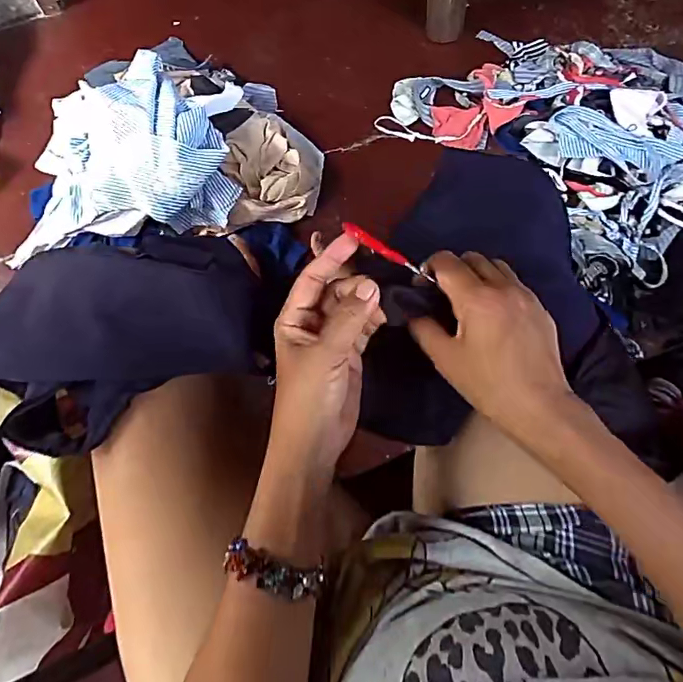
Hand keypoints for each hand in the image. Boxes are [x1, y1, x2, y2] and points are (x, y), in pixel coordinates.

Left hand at [269, 232, 384, 480]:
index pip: (312, 277)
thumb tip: (372, 285)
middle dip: (355, 280)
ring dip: (368, 298)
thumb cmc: (308, 397)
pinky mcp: (350, 350)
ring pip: (352, 304)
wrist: (314, 443)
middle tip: (378, 281)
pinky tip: (388, 313)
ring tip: (385, 299)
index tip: (354, 238)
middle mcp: (312, 322)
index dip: (331, 257)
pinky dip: (376, 316)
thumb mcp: (326, 354)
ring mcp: (332, 336)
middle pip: (336, 288)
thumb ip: (349, 318)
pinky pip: (364, 322)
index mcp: (294, 318)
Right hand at [407, 252, 582, 434]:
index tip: (423, 286)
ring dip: (479, 273)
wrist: (538, 404)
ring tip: (471, 300)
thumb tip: (414, 311)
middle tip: (445, 293)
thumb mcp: (446, 360)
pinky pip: (515, 283)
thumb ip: (424, 329)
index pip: (447, 261)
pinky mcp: (540, 307)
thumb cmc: (488, 385)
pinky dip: (499, 286)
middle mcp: (503, 287)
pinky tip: (496, 314)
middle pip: (473, 257)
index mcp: (477, 298)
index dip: (429, 267)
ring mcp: (525, 295)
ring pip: (497, 265)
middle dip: (454, 268)